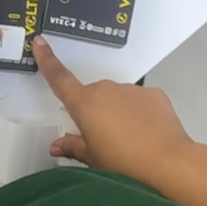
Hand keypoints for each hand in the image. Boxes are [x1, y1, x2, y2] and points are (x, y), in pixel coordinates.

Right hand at [35, 36, 198, 181]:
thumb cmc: (123, 163)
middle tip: (103, 139)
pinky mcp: (153, 94)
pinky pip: (138, 102)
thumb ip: (72, 147)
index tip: (39, 42)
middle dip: (94, 112)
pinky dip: (137, 114)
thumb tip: (56, 144)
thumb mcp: (92, 158)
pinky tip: (144, 134)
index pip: (60, 79)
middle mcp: (106, 90)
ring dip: (116, 113)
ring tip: (127, 140)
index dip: (47, 60)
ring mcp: (131, 90)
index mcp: (85, 104)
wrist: (167, 162)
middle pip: (92, 97)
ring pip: (116, 99)